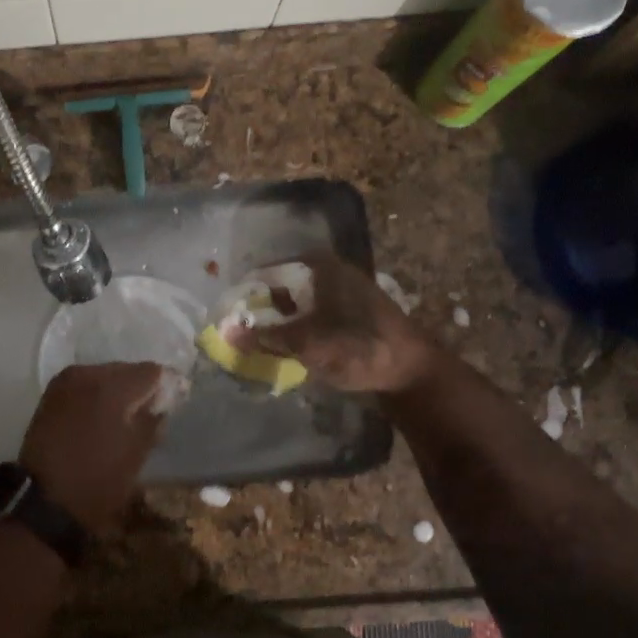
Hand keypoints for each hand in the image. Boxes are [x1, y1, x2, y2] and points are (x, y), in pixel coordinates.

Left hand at [17, 363, 168, 532]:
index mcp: (112, 387)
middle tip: (155, 408)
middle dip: (142, 386)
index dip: (169, 384)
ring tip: (129, 414)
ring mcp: (65, 382)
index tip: (177, 400)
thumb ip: (154, 419)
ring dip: (119, 390)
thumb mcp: (137, 453)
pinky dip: (98, 395)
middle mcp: (87, 374)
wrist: (43, 501)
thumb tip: (165, 399)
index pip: (152, 371)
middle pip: (126, 369)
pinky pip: (85, 385)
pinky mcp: (51, 395)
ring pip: (104, 375)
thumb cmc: (98, 480)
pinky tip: (105, 415)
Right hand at [230, 254, 436, 393]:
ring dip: (279, 322)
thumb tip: (225, 333)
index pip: (268, 271)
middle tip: (240, 333)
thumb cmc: (358, 347)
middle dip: (261, 309)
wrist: (412, 371)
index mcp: (320, 266)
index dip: (246, 293)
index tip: (229, 315)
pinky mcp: (352, 314)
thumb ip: (265, 337)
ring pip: (298, 304)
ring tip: (259, 343)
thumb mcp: (307, 343)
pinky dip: (298, 329)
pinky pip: (313, 316)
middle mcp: (331, 272)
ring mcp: (344, 292)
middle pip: (283, 287)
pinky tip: (288, 348)